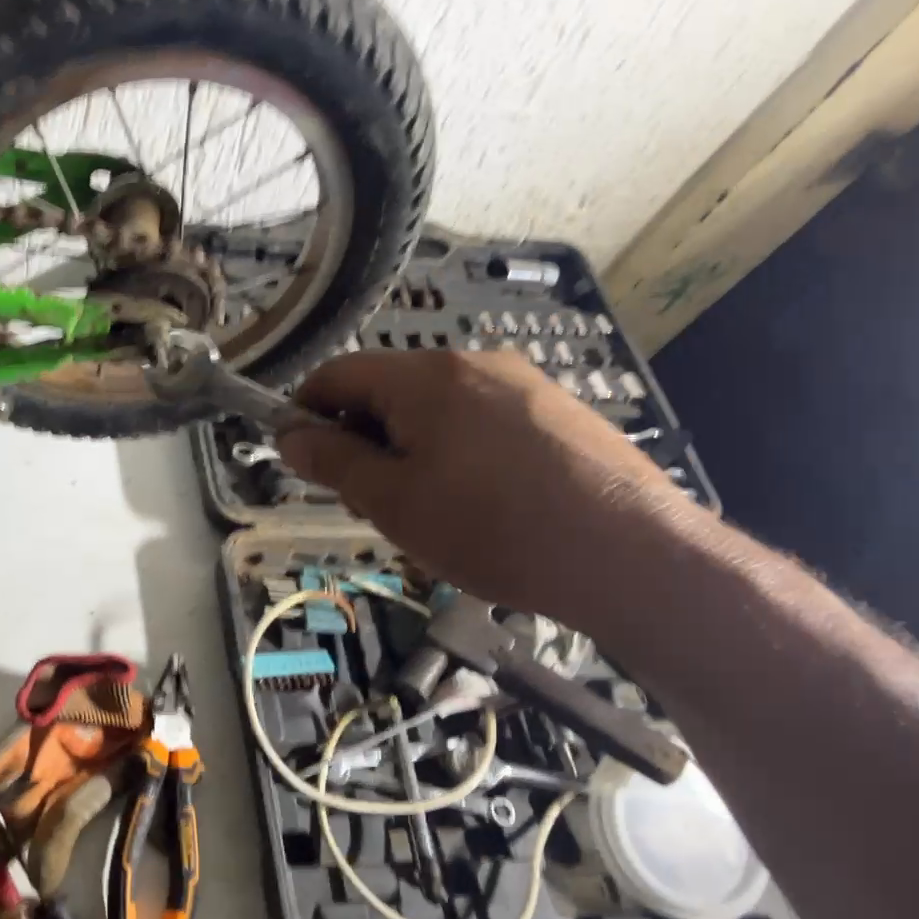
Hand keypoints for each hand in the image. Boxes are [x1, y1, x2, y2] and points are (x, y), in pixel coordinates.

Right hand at [276, 349, 710, 624]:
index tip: (298, 460)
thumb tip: (289, 435)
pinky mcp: (557, 412)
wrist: (629, 555)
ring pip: (434, 409)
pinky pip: (479, 421)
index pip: (336, 375)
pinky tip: (476, 505)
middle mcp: (474, 363)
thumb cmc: (490, 527)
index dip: (303, 413)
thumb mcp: (391, 501)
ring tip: (425, 511)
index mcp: (425, 376)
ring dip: (406, 449)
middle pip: (387, 389)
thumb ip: (333, 461)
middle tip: (365, 501)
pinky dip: (453, 452)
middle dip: (360, 437)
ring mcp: (523, 384)